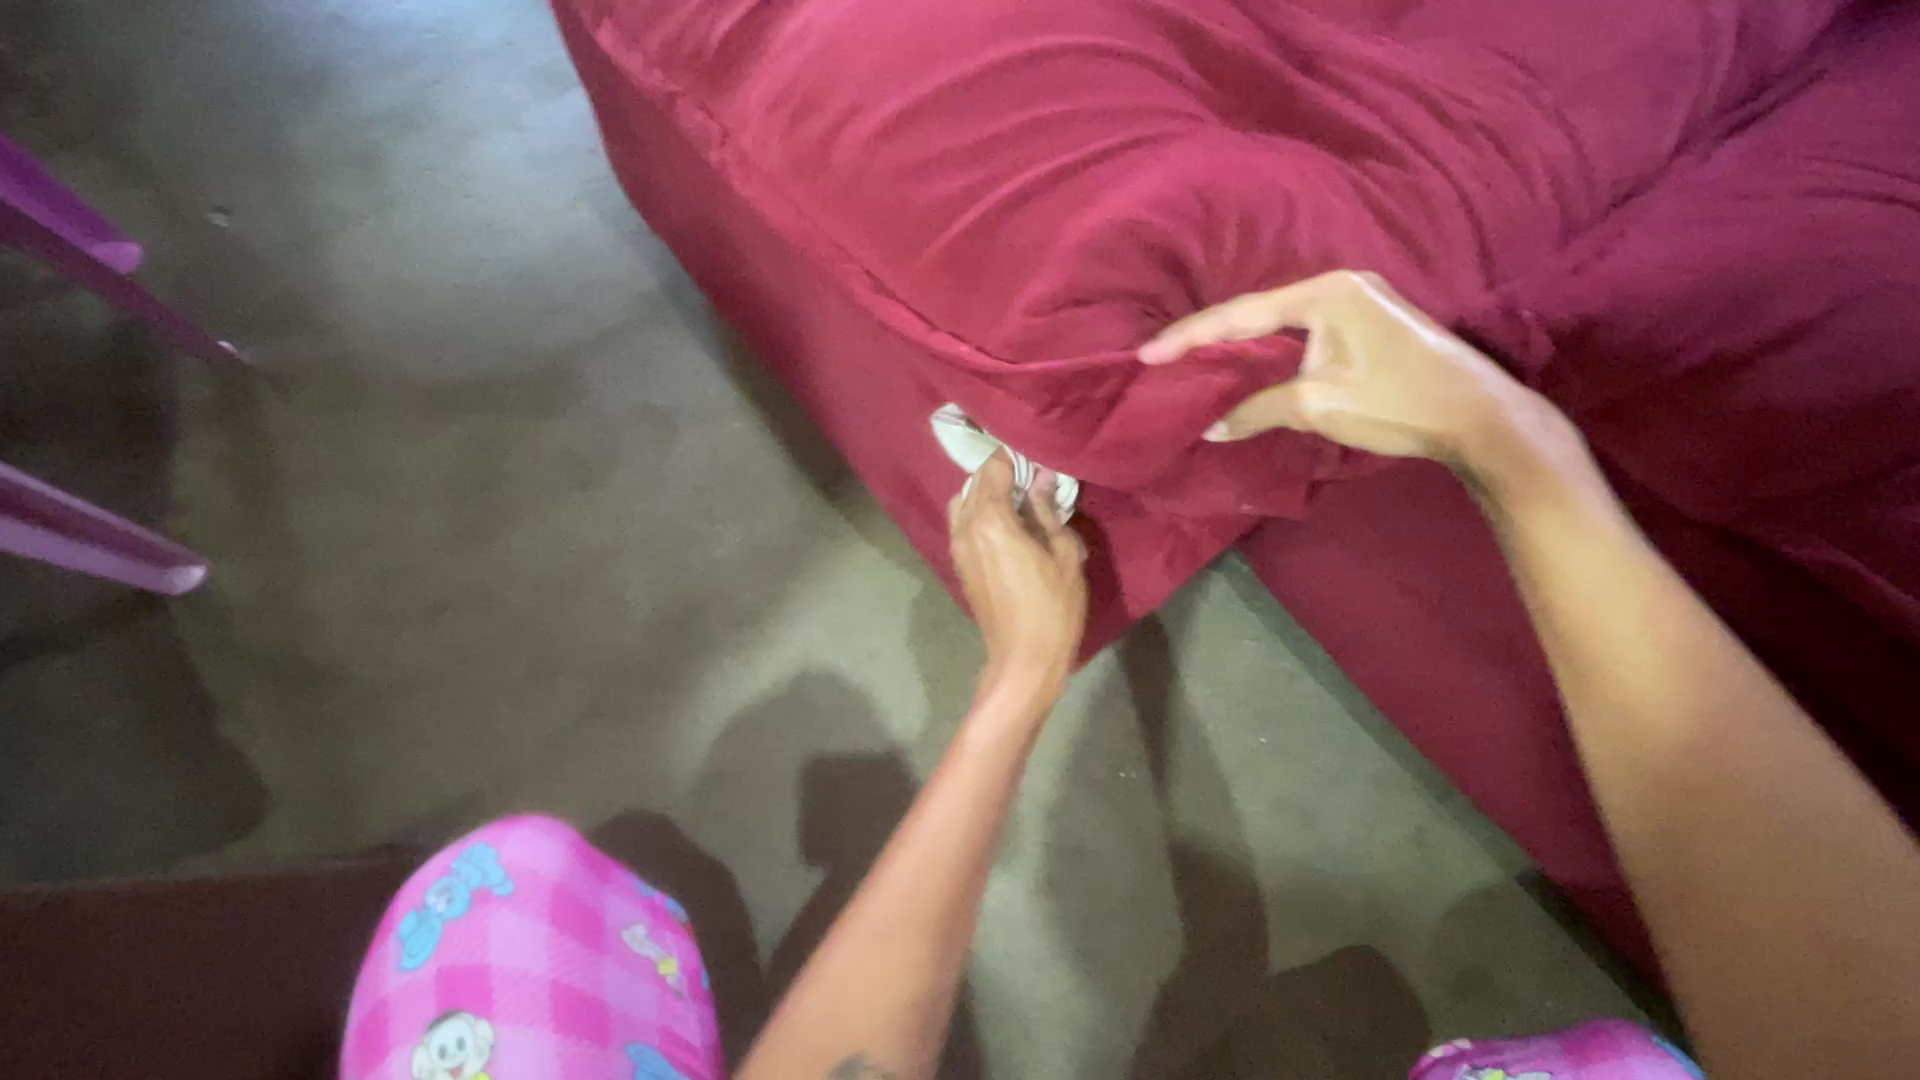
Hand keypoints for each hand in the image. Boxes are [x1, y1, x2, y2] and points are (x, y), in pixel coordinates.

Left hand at [949, 451, 1087, 700]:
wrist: (1023, 658)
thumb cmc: (1053, 607)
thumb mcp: (1063, 555)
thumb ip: (1048, 512)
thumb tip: (1043, 480)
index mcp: (990, 520)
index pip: (994, 469)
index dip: (1014, 457)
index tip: (1035, 454)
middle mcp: (965, 527)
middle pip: (975, 482)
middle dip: (1000, 472)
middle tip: (1031, 473)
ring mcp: (957, 547)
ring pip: (962, 502)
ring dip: (985, 492)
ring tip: (1016, 497)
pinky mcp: (959, 564)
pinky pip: (962, 523)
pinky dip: (978, 512)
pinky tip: (1005, 521)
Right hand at [1138, 270, 1554, 468]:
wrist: (1478, 416)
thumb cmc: (1397, 403)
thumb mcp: (1318, 406)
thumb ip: (1257, 410)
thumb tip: (1209, 428)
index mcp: (1325, 294)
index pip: (1241, 315)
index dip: (1191, 337)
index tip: (1148, 354)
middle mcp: (1340, 285)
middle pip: (1258, 311)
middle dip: (1210, 335)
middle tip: (1164, 356)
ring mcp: (1358, 300)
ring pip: (1279, 321)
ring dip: (1239, 342)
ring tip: (1194, 359)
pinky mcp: (1368, 322)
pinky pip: (1301, 331)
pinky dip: (1268, 348)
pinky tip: (1246, 361)